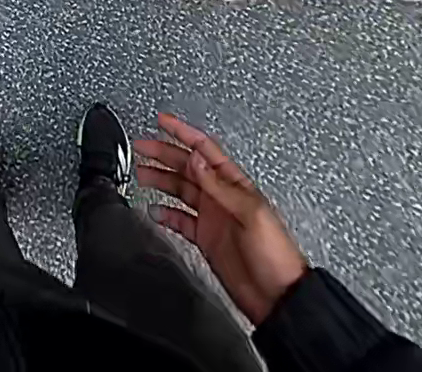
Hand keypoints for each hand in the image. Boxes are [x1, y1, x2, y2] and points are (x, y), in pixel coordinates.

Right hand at [137, 113, 308, 326]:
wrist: (279, 299)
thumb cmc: (276, 254)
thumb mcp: (249, 212)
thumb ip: (218, 185)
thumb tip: (196, 158)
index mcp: (233, 183)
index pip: (203, 148)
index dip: (182, 132)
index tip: (163, 121)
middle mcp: (220, 196)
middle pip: (186, 166)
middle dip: (163, 153)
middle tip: (142, 146)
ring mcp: (212, 216)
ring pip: (180, 189)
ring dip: (161, 179)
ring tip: (142, 173)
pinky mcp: (206, 238)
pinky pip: (181, 220)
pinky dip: (166, 214)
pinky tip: (155, 210)